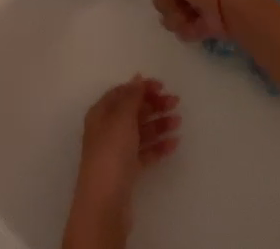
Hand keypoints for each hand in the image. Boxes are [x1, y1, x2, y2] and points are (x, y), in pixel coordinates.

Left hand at [71, 76, 180, 217]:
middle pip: (132, 111)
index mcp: (101, 113)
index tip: (162, 86)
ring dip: (159, 124)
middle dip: (153, 104)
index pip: (121, 93)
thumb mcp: (121, 118)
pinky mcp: (127, 170)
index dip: (140, 87)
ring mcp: (117, 151)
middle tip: (175, 102)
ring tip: (178, 121)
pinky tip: (174, 143)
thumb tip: (137, 78)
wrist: (105, 200)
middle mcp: (107, 129)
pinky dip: (159, 146)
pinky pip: (145, 152)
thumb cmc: (111, 152)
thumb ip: (131, 97)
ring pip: (141, 132)